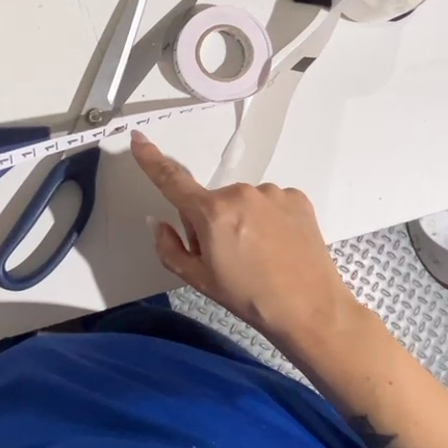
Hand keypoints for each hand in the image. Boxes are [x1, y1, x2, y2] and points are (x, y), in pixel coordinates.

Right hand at [131, 131, 361, 348]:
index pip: (172, 180)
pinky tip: (278, 246)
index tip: (137, 138)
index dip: (151, 159)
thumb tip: (160, 222)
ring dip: (242, 221)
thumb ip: (169, 247)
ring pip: (242, 203)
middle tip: (228, 258)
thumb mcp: (197, 279)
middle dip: (211, 223)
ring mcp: (271, 193)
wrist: (310, 309)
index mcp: (211, 213)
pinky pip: (269, 204)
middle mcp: (240, 193)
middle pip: (211, 203)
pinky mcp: (297, 197)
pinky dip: (269, 220)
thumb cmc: (247, 297)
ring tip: (259, 256)